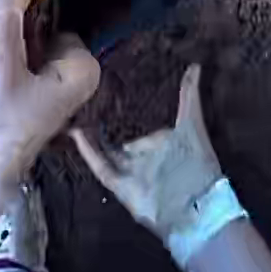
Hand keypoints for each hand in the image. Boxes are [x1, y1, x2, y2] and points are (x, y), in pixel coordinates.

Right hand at [70, 63, 222, 240]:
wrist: (195, 207)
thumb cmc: (197, 161)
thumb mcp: (193, 123)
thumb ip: (189, 95)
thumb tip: (195, 64)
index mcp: (159, 140)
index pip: (139, 119)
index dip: (126, 105)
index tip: (111, 83)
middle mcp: (142, 155)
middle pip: (120, 135)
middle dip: (105, 120)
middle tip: (86, 96)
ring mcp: (130, 170)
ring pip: (106, 150)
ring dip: (91, 135)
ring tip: (73, 112)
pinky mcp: (120, 186)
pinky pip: (101, 166)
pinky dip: (88, 152)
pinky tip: (75, 134)